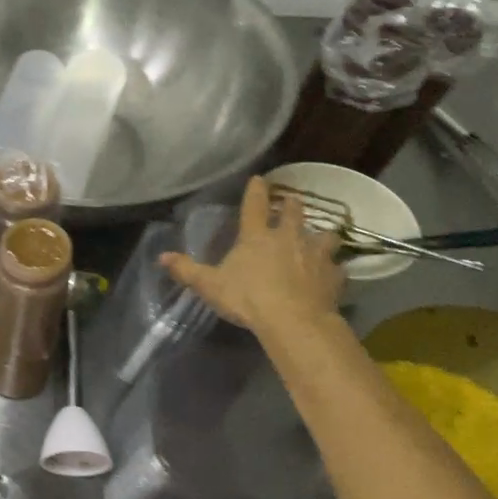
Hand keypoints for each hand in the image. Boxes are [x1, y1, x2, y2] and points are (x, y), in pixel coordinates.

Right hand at [160, 175, 344, 337]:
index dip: (255, 190)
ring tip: (319, 238)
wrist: (294, 320)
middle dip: (292, 205)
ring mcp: (316, 254)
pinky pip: (336, 267)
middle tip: (292, 201)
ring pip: (324, 235)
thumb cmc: (248, 298)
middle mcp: (289, 237)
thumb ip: (186, 270)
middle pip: (294, 212)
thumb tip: (162, 256)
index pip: (255, 205)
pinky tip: (330, 274)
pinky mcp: (333, 275)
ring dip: (320, 235)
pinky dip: (332, 268)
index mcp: (257, 236)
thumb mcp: (209, 286)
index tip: (259, 178)